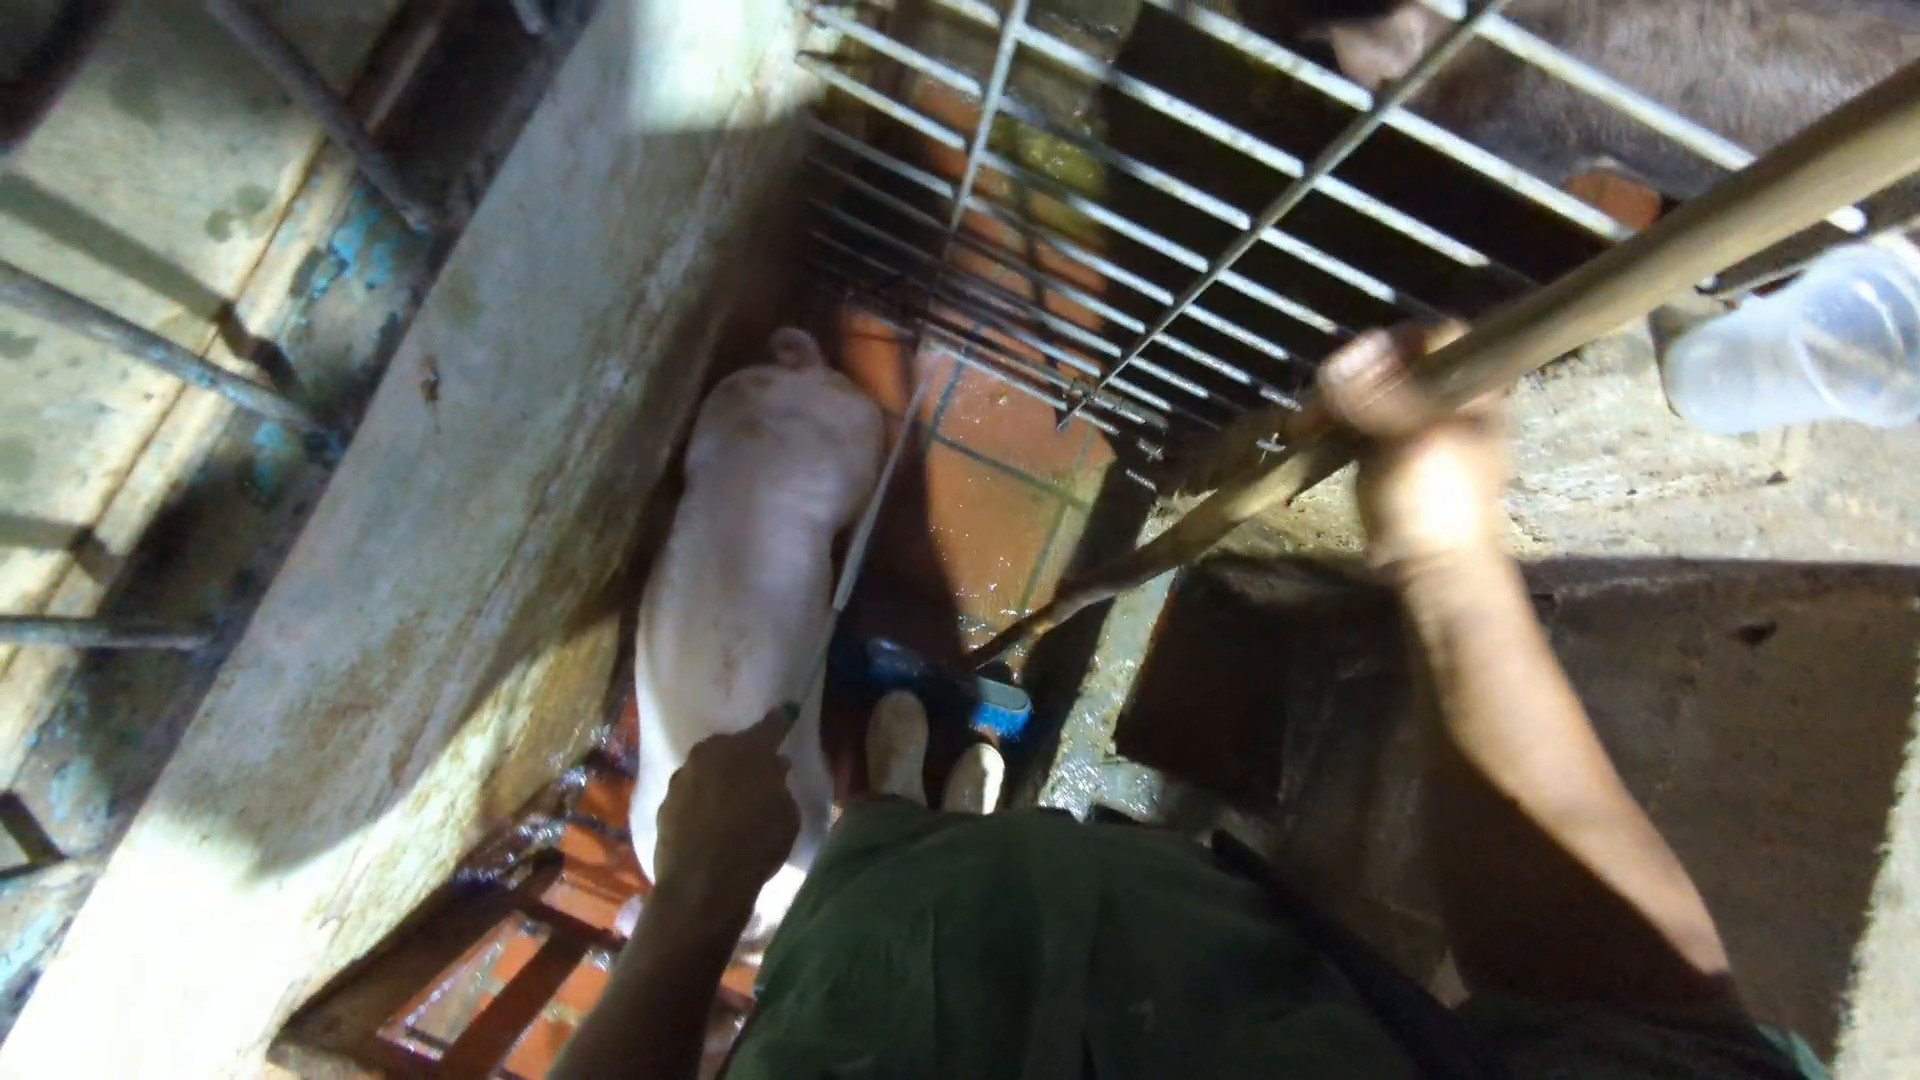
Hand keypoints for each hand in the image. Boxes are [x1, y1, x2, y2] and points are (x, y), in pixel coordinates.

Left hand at [652, 710, 800, 920]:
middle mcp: (710, 754)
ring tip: (730, 800)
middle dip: (743, 756)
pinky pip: (689, 795)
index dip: (778, 724)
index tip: (783, 716)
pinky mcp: (662, 806)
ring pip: (705, 769)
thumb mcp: (787, 812)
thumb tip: (773, 770)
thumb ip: (779, 785)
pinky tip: (709, 821)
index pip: (768, 727)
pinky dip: (699, 801)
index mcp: (747, 749)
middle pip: (730, 746)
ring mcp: (681, 778)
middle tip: (756, 773)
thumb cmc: (757, 842)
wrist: (702, 884)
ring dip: (718, 778)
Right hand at [1315, 323, 1508, 576]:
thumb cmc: (1436, 505)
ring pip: (1367, 392)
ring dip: (1332, 402)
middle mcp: (1443, 401)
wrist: (1433, 567)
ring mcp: (1411, 426)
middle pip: (1393, 363)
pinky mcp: (1383, 452)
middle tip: (1319, 402)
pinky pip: (1353, 421)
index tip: (1356, 365)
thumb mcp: (1412, 441)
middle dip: (1350, 377)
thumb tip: (1346, 352)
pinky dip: (1329, 423)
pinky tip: (1307, 435)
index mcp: (1471, 391)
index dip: (1399, 341)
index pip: (1439, 336)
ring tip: (1303, 426)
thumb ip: (1380, 395)